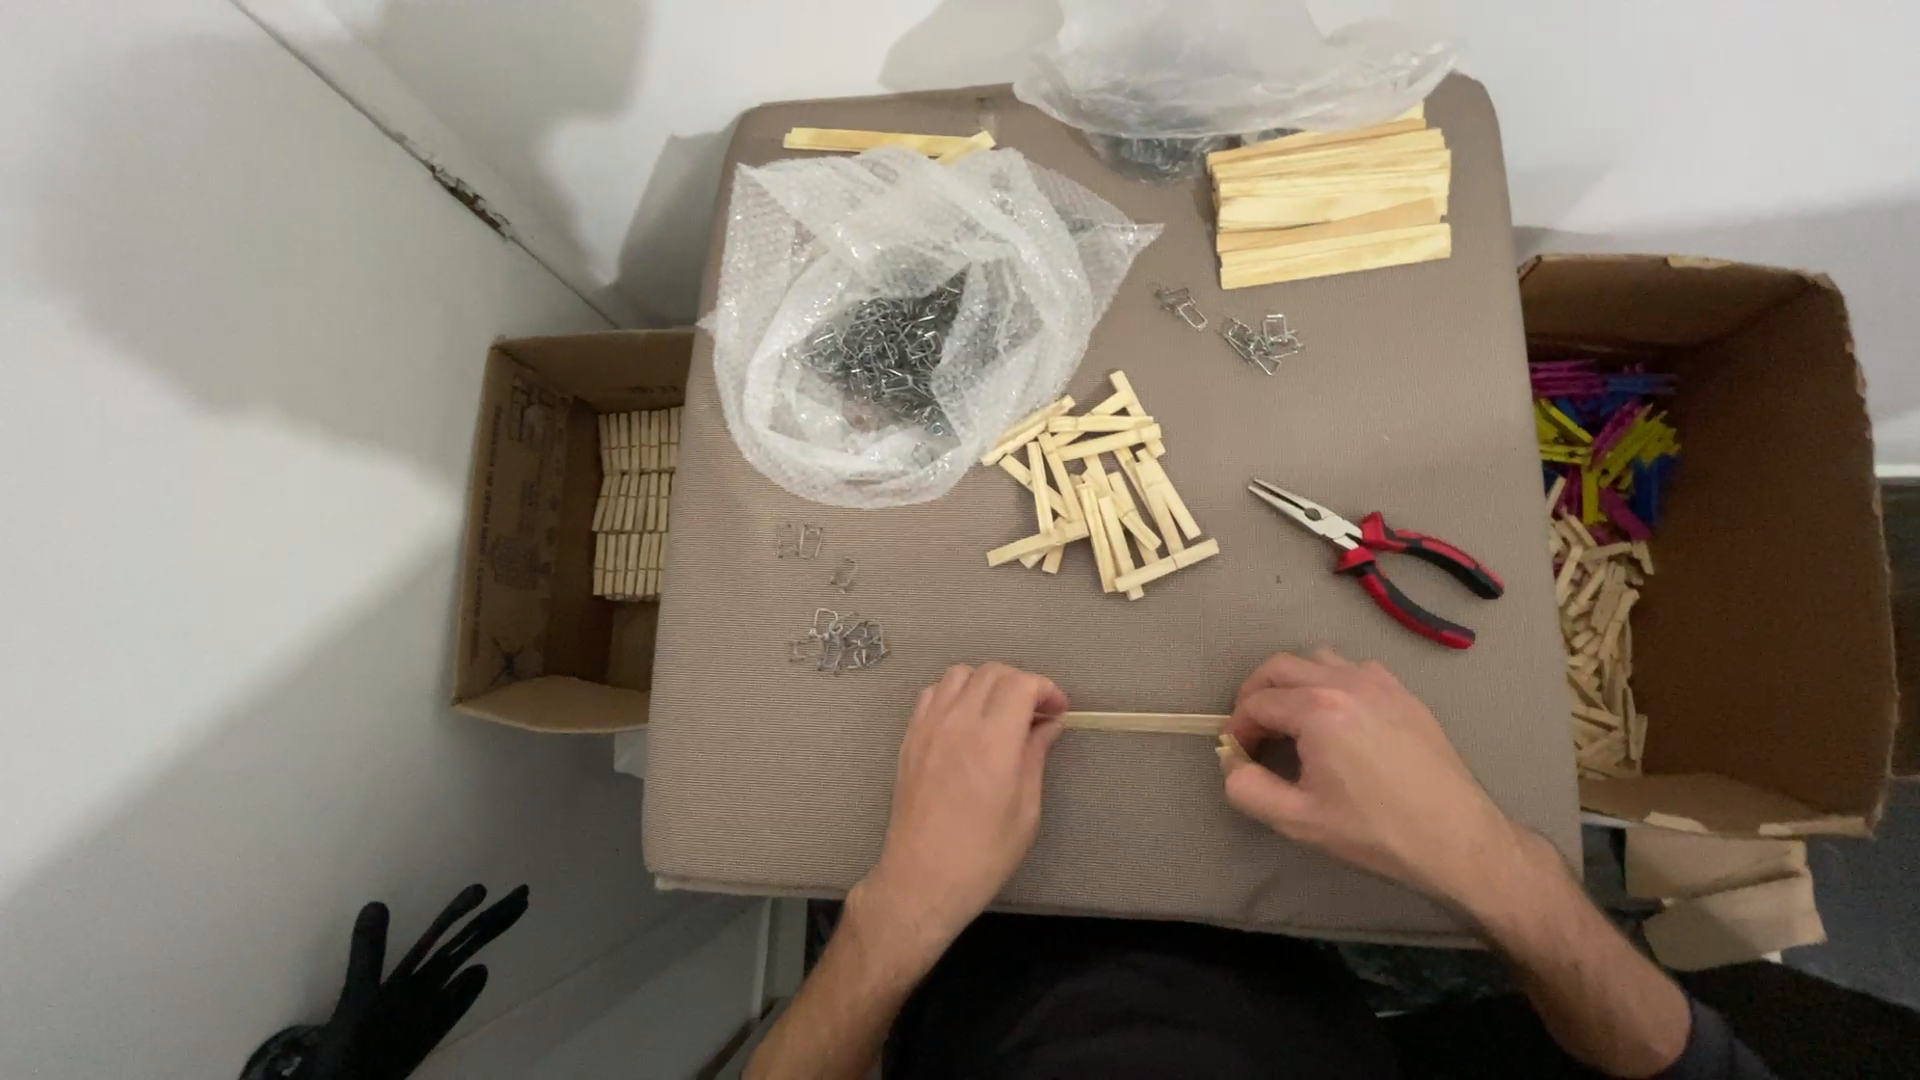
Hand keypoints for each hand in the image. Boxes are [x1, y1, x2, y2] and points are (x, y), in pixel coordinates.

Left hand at [859, 663, 1066, 953]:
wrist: (921, 879)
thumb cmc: (982, 855)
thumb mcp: (1026, 811)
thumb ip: (1035, 757)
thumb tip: (1048, 725)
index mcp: (992, 742)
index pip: (1021, 684)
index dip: (1045, 689)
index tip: (1058, 709)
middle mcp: (957, 723)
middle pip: (992, 672)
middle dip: (1021, 682)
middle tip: (1037, 711)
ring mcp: (928, 727)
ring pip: (959, 674)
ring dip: (987, 682)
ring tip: (1001, 711)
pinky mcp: (910, 737)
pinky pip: (932, 693)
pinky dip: (955, 693)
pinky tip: (967, 719)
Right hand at [1220, 648, 1525, 907]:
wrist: (1462, 843)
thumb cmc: (1376, 832)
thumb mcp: (1297, 820)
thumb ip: (1246, 787)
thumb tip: (1231, 761)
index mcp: (1316, 709)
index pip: (1255, 703)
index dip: (1237, 728)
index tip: (1238, 754)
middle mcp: (1345, 681)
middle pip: (1278, 667)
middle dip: (1255, 695)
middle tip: (1253, 730)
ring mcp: (1379, 682)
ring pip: (1316, 659)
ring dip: (1292, 682)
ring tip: (1292, 719)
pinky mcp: (1404, 694)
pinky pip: (1353, 668)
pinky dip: (1331, 681)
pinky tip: (1337, 717)